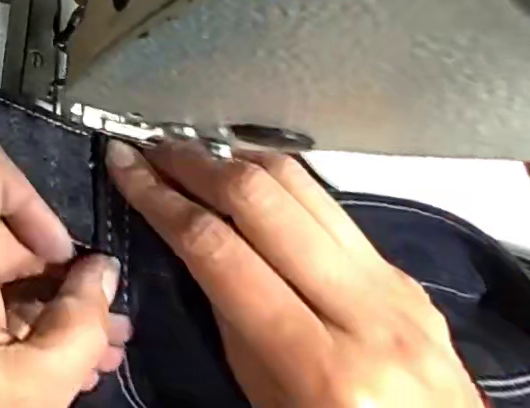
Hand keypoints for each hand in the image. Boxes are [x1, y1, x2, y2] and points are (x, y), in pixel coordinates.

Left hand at [0, 137, 132, 407]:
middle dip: (53, 268)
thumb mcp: (34, 384)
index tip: (62, 256)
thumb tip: (103, 273)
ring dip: (39, 296)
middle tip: (103, 318)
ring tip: (93, 345)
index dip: (35, 199)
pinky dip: (4, 306)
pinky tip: (51, 353)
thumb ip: (82, 321)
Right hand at [106, 140, 482, 407]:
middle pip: (260, 196)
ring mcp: (395, 287)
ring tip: (189, 152)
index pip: (217, 249)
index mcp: (324, 371)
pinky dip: (274, 180)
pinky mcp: (405, 274)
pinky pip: (327, 205)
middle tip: (150, 147)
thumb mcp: (264, 404)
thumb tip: (189, 232)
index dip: (158, 197)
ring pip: (299, 182)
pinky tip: (243, 177)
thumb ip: (229, 315)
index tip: (124, 164)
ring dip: (231, 155)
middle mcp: (367, 314)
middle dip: (193, 160)